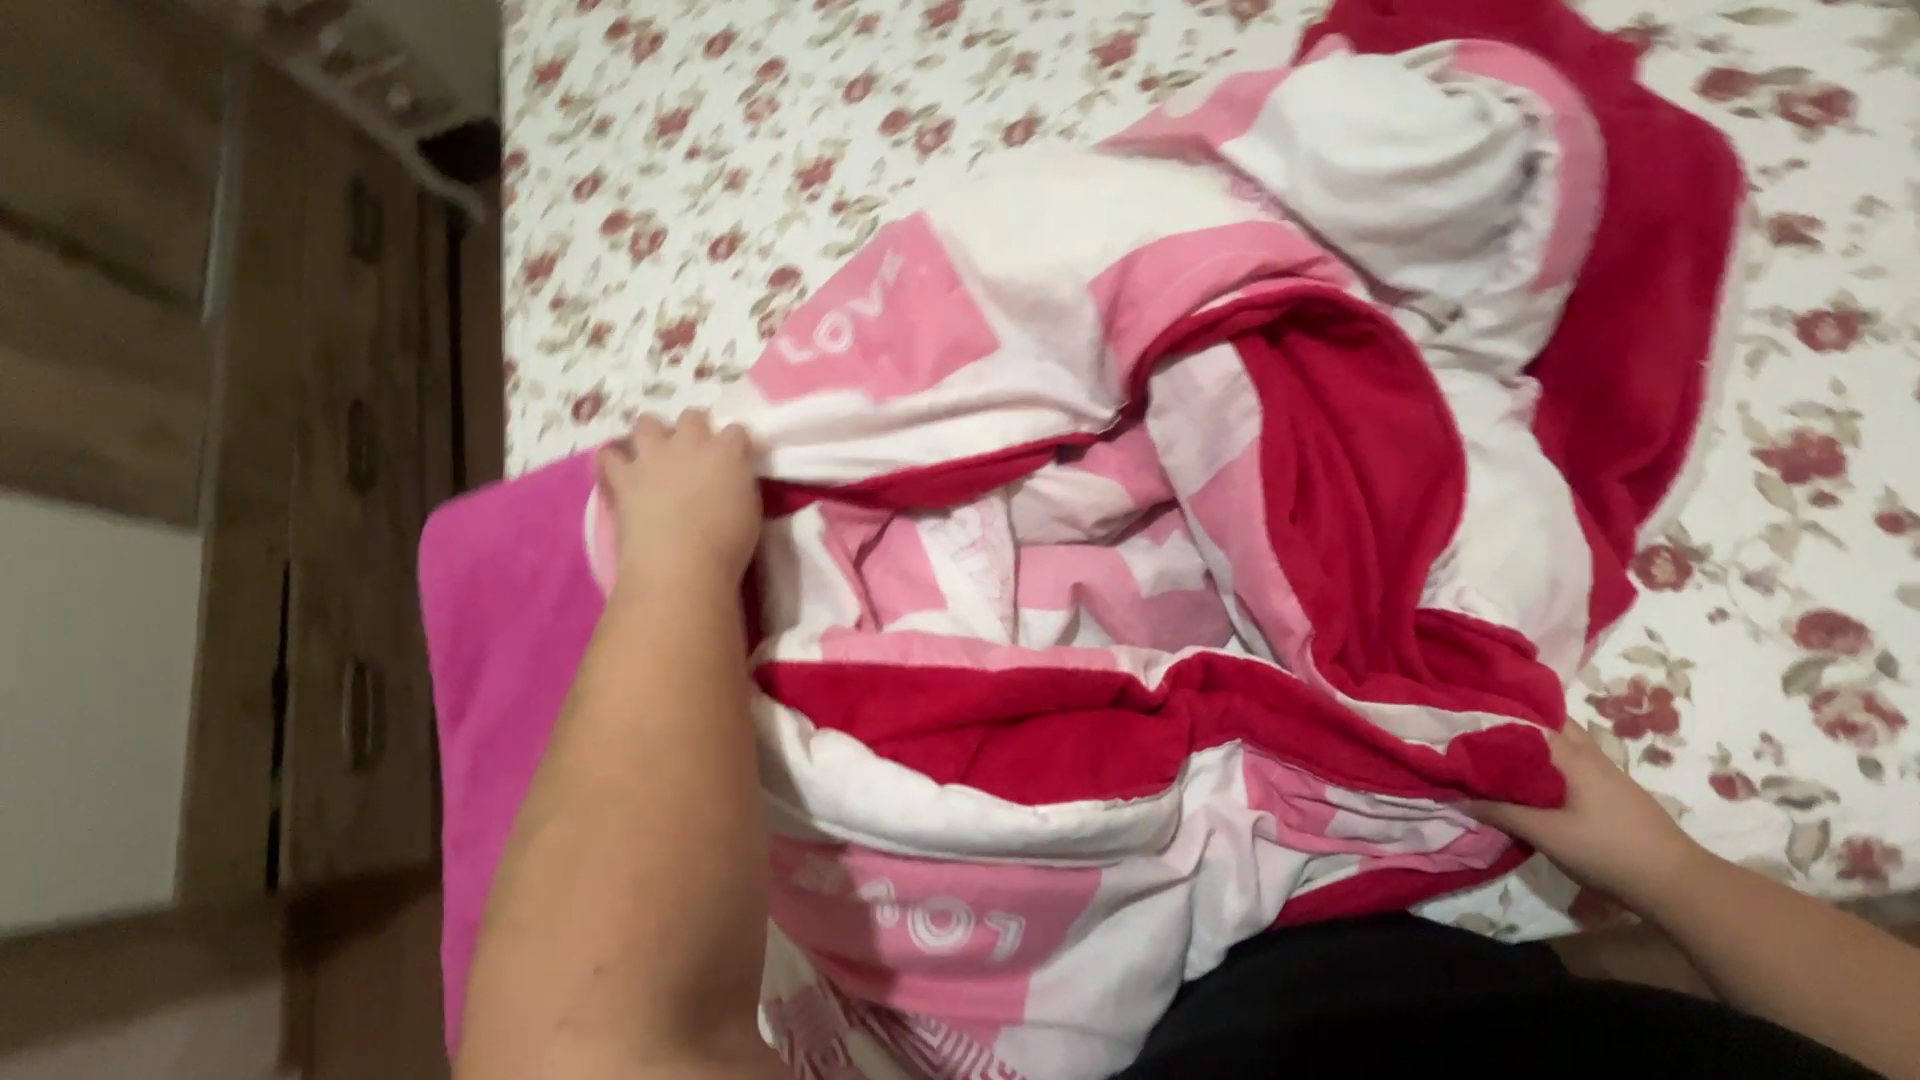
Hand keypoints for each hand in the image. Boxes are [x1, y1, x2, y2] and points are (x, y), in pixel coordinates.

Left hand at [595, 410, 761, 589]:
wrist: (680, 564)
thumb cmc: (727, 545)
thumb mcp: (751, 512)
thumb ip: (740, 486)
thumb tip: (732, 482)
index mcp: (727, 452)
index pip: (737, 431)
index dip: (737, 443)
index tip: (738, 458)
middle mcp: (690, 443)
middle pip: (692, 416)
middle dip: (695, 428)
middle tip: (696, 452)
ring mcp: (653, 456)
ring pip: (647, 422)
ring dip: (653, 434)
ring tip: (656, 453)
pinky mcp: (623, 477)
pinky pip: (609, 455)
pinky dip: (614, 461)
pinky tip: (621, 472)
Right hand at [1468, 722, 1706, 908]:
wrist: (1678, 885)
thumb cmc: (1609, 852)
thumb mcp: (1547, 835)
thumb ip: (1501, 813)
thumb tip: (1459, 797)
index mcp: (1573, 756)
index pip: (1525, 722)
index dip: (1491, 720)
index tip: (1459, 722)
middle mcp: (1591, 755)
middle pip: (1549, 723)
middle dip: (1515, 722)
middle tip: (1477, 729)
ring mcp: (1606, 772)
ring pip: (1563, 743)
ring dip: (1532, 742)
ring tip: (1496, 752)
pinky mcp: (1613, 791)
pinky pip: (1571, 762)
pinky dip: (1546, 760)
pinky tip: (1530, 777)